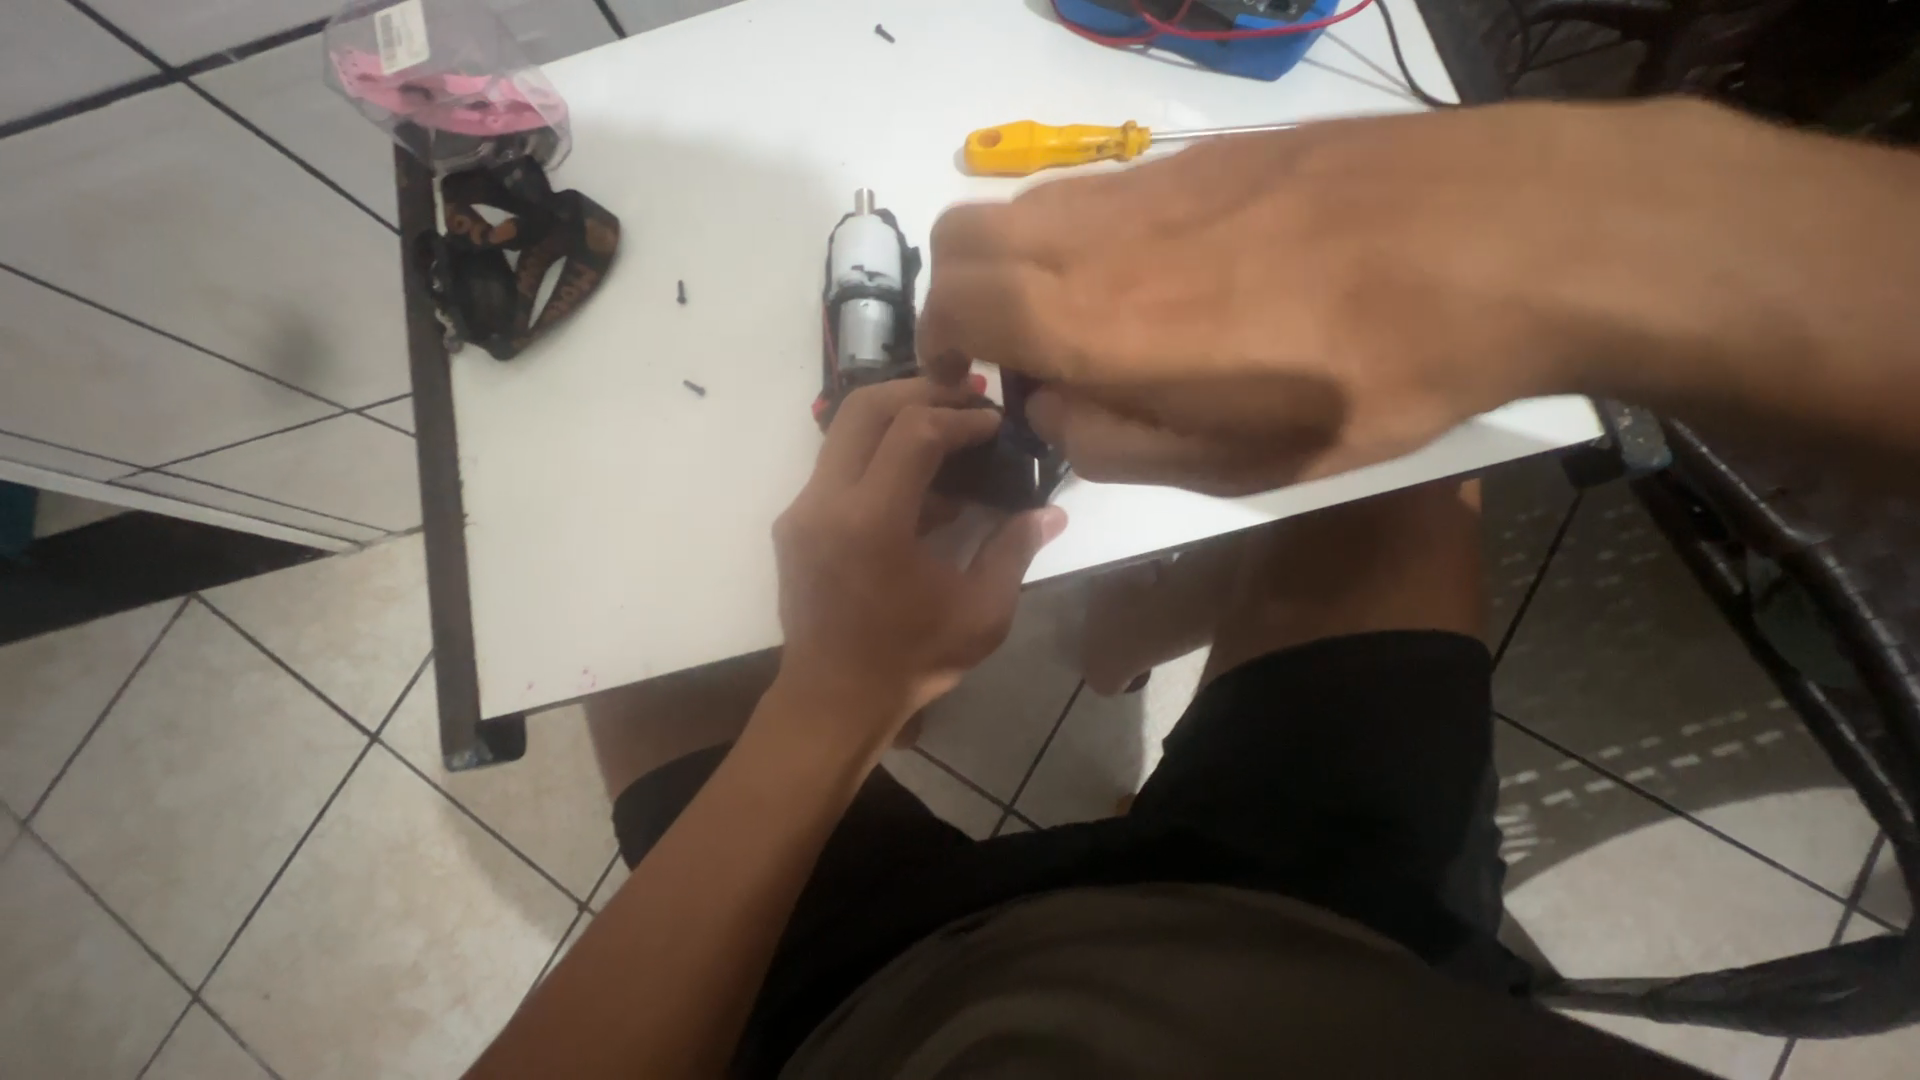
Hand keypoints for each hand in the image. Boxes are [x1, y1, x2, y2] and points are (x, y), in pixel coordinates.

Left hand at [768, 379, 1067, 744]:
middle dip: (919, 391)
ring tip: (947, 434)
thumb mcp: (981, 613)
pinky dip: (877, 456)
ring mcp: (801, 511)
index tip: (994, 423)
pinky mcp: (794, 523)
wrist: (833, 699)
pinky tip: (919, 486)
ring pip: (843, 431)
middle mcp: (824, 504)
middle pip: (864, 408)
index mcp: (871, 523)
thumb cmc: (911, 661)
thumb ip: (1014, 551)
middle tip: (964, 397)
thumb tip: (1051, 512)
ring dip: (896, 419)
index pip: (914, 432)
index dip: (961, 418)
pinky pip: (837, 466)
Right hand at [920, 99, 1820, 493]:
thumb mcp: (1241, 462)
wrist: (1505, 236)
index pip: (954, 300)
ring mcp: (1149, 183)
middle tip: (1008, 355)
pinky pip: (1093, 192)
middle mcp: (1101, 235)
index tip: (969, 385)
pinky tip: (1153, 280)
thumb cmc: (1373, 375)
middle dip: (955, 298)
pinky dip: (1076, 238)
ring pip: (1022, 206)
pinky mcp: (1198, 155)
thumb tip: (1048, 407)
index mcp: (1102, 321)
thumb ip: (1115, 443)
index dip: (935, 346)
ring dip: (1015, 266)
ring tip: (1081, 325)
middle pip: (961, 234)